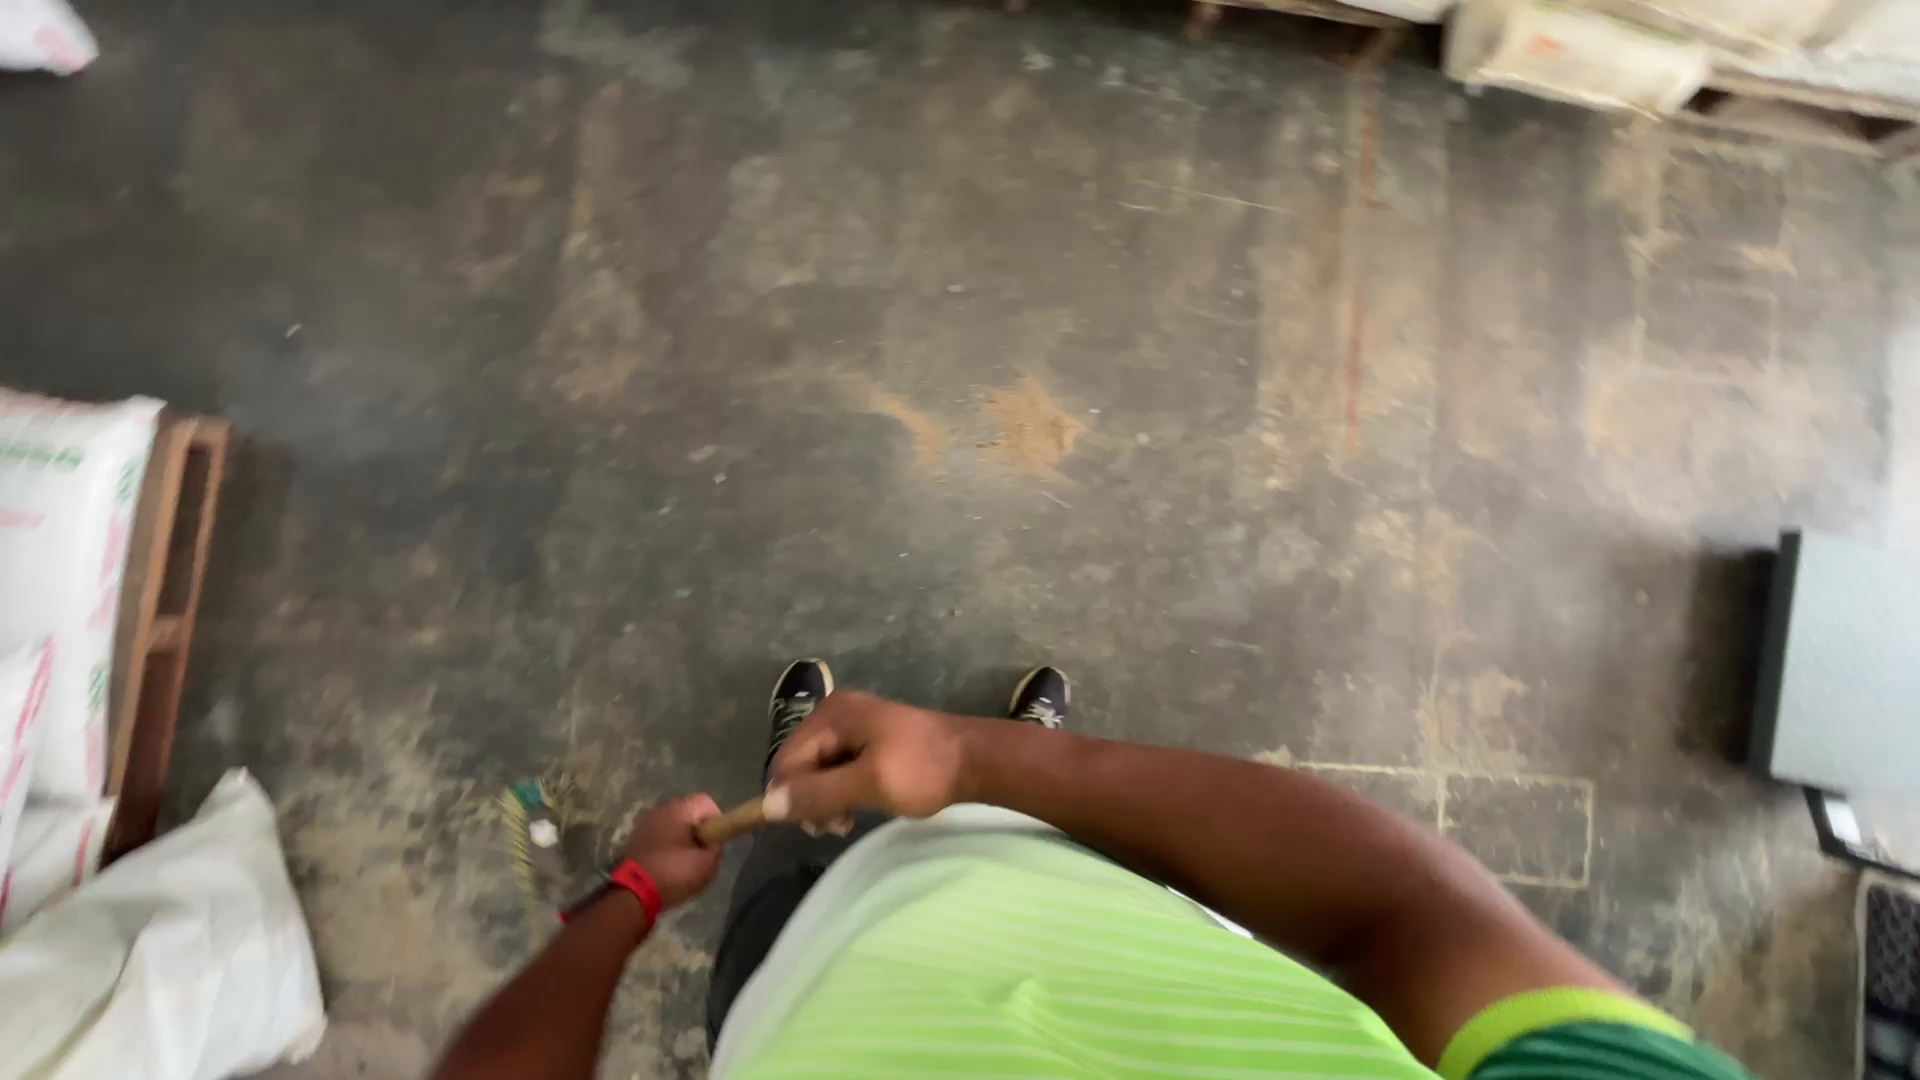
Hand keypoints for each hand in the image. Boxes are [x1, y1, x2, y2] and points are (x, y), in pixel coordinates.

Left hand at [621, 794, 722, 910]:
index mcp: (679, 809)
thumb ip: (716, 848)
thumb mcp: (707, 865)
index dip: (716, 820)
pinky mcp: (634, 840)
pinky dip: (666, 847)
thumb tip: (711, 844)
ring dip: (681, 839)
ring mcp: (644, 824)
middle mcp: (660, 809)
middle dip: (698, 831)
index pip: (706, 802)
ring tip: (684, 863)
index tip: (715, 841)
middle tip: (701, 853)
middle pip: (689, 813)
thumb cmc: (672, 873)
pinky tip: (667, 867)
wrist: (631, 894)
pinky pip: (659, 837)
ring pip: (672, 825)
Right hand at [764, 690, 973, 825]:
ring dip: (826, 800)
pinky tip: (854, 810)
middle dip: (811, 799)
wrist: (974, 760)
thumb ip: (818, 792)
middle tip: (836, 827)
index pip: (787, 760)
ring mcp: (854, 726)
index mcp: (833, 715)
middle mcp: (837, 714)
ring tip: (846, 823)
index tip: (817, 826)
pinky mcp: (869, 741)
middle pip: (801, 764)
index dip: (792, 796)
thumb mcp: (868, 782)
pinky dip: (842, 792)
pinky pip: (839, 769)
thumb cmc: (922, 769)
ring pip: (819, 770)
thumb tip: (768, 805)